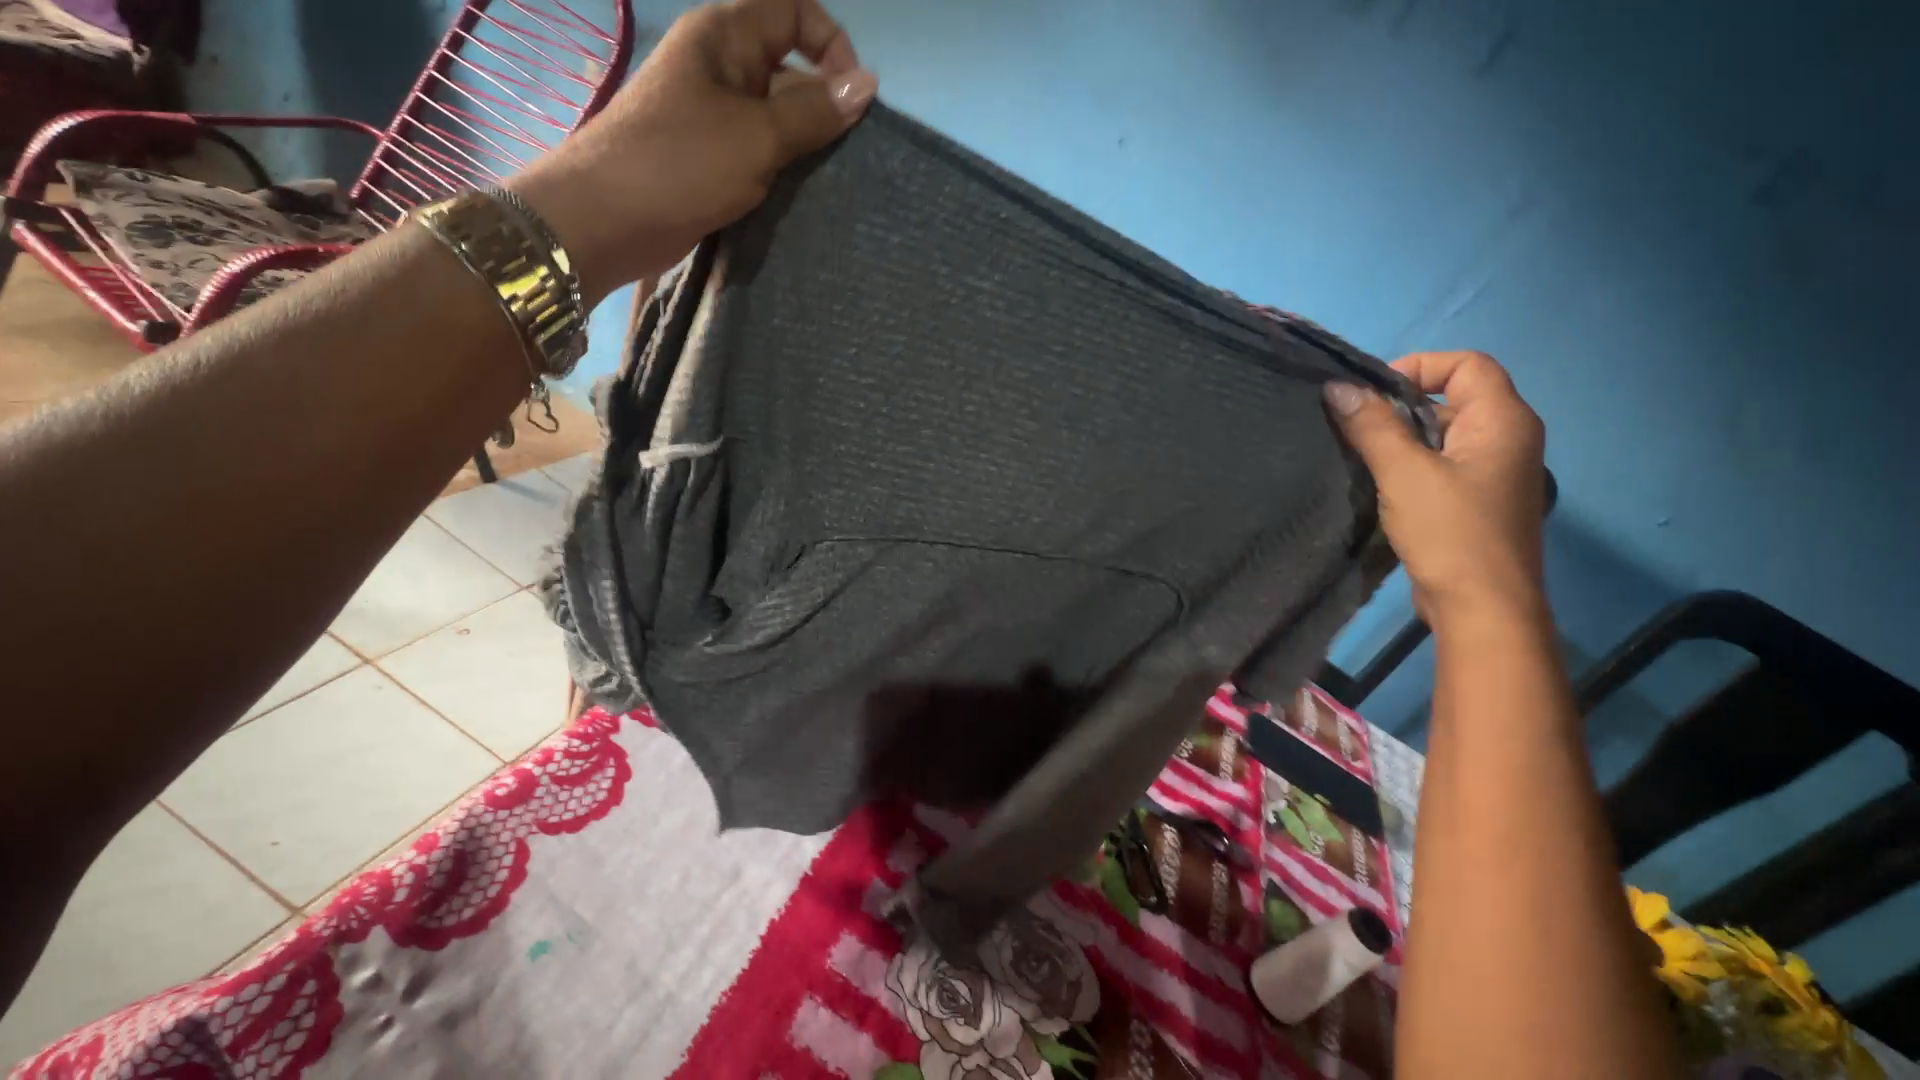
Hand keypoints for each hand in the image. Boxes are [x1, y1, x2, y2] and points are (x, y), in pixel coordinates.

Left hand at [508, 0, 877, 305]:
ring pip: (776, 117)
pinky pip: (758, 153)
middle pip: (790, 67)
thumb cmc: (680, 164)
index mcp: (724, 37)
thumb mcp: (758, 135)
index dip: (832, 45)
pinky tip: (799, 196)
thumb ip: (816, 112)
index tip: (852, 98)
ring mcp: (712, 116)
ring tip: (826, 180)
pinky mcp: (709, 159)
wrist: (603, 221)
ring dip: (803, 145)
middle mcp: (719, 67)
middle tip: (845, 153)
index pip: (794, 13)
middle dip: (822, 105)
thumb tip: (868, 85)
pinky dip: (781, 170)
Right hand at [1323, 351, 1547, 626]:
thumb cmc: (1450, 532)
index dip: (1419, 367)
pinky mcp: (1479, 502)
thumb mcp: (1403, 473)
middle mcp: (1508, 439)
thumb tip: (1338, 387)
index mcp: (1503, 421)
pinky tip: (1381, 486)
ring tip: (1362, 457)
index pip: (1467, 364)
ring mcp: (1496, 473)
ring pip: (1445, 435)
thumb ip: (1372, 426)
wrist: (1483, 608)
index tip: (1373, 394)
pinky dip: (1412, 466)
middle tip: (1358, 428)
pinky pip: (1444, 465)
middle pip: (1454, 398)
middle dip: (1402, 406)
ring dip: (1403, 440)